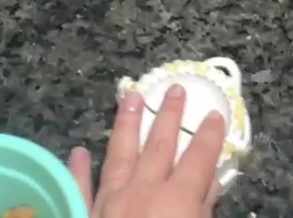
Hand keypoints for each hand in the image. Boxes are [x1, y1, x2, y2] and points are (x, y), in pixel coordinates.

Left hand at [69, 85, 224, 217]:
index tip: (214, 112)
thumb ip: (204, 213)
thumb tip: (210, 185)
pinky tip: (77, 151)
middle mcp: (143, 193)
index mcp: (176, 201)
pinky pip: (78, 191)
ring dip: (126, 125)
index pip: (199, 159)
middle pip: (159, 146)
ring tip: (129, 96)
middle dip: (168, 116)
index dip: (209, 135)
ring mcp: (108, 203)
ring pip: (119, 155)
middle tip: (174, 87)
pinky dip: (78, 170)